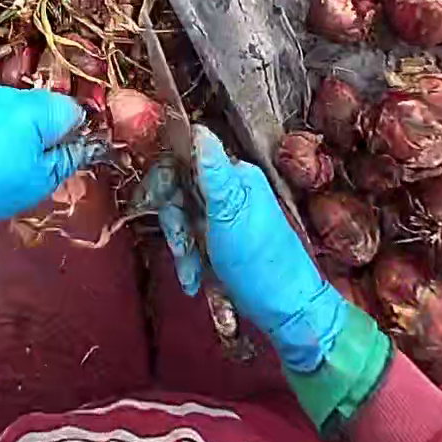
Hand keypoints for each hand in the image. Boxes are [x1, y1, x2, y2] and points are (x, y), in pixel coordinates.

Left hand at [0, 85, 102, 234]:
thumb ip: (70, 156)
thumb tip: (88, 144)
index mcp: (35, 109)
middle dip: (47, 127)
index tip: (60, 155)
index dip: (72, 134)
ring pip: (24, 104)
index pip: (73, 110)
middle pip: (48, 104)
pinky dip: (1, 120)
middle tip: (33, 159)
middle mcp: (13, 92)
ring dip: (24, 123)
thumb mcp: (41, 180)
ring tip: (7, 154)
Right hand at [152, 126, 350, 372]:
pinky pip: (193, 243)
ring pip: (184, 220)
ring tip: (192, 275)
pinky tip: (197, 281)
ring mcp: (226, 217)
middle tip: (181, 247)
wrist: (288, 313)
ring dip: (182, 249)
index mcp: (234, 175)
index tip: (153, 203)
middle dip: (175, 224)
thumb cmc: (260, 260)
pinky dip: (191, 262)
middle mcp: (229, 190)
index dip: (164, 181)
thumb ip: (212, 170)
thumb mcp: (230, 213)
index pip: (185, 159)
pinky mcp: (222, 242)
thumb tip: (198, 128)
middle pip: (180, 192)